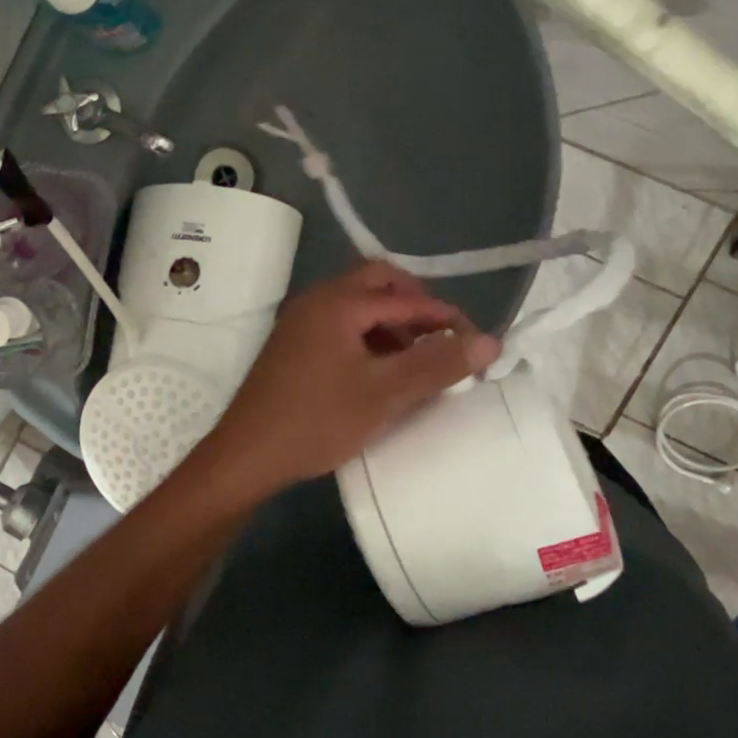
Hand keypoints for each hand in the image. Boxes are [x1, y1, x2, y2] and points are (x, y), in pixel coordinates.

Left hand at [191, 259, 500, 500]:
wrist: (248, 453)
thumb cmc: (318, 420)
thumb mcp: (385, 394)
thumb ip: (437, 364)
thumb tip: (489, 341)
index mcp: (337, 302)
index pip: (406, 296)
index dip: (446, 317)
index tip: (477, 347)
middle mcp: (315, 300)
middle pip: (376, 284)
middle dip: (415, 307)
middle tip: (443, 342)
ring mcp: (299, 322)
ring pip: (356, 305)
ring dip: (392, 323)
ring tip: (418, 362)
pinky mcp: (292, 346)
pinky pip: (339, 326)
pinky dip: (368, 338)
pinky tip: (381, 374)